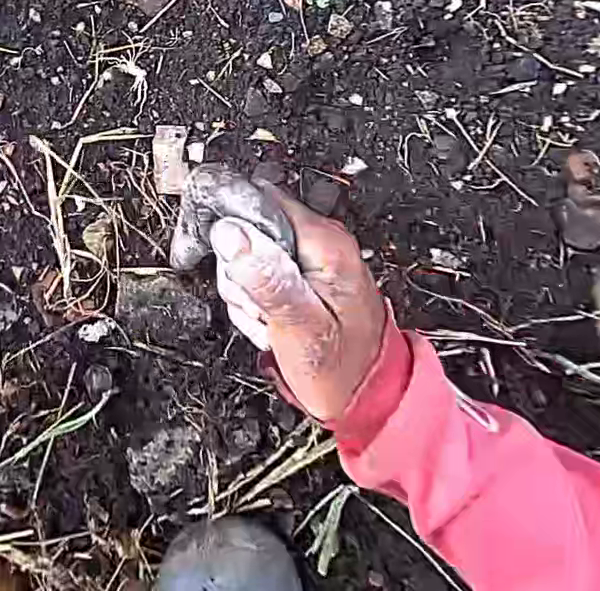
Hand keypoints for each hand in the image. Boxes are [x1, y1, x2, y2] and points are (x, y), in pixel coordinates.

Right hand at [210, 190, 387, 421]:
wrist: (366, 397)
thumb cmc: (343, 368)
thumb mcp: (300, 327)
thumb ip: (267, 279)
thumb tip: (232, 235)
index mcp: (326, 243)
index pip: (263, 202)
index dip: (237, 232)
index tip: (236, 268)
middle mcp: (323, 239)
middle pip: (253, 229)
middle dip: (241, 270)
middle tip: (259, 307)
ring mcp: (314, 254)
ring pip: (252, 253)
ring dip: (247, 290)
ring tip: (268, 318)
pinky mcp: (305, 269)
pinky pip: (262, 270)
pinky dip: (257, 298)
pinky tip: (271, 319)